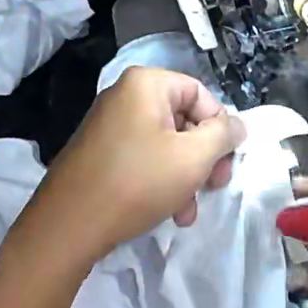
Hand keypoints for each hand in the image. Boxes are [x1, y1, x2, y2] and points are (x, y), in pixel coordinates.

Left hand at [14, 67, 245, 267]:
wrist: (69, 224)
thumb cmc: (137, 181)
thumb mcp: (192, 158)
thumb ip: (222, 136)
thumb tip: (238, 124)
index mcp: (146, 83)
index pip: (200, 94)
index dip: (220, 127)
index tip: (227, 162)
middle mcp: (125, 94)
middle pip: (183, 118)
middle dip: (203, 157)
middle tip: (214, 187)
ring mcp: (110, 122)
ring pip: (166, 142)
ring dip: (185, 175)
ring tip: (187, 212)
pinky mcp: (101, 150)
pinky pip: (143, 155)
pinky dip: (161, 179)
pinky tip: (168, 212)